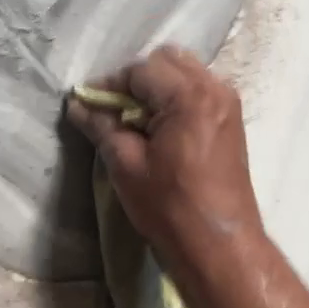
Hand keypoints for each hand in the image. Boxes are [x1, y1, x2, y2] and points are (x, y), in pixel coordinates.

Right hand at [66, 45, 264, 274]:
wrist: (219, 245)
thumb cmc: (170, 208)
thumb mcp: (126, 166)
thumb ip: (102, 127)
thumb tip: (77, 105)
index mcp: (190, 96)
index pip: (141, 70)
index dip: (109, 85)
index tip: (87, 105)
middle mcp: (215, 89)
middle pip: (167, 62)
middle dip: (135, 81)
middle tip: (111, 112)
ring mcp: (228, 104)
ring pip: (185, 74)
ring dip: (156, 90)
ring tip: (134, 123)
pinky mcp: (231, 122)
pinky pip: (198, 93)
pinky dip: (175, 100)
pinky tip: (157, 129)